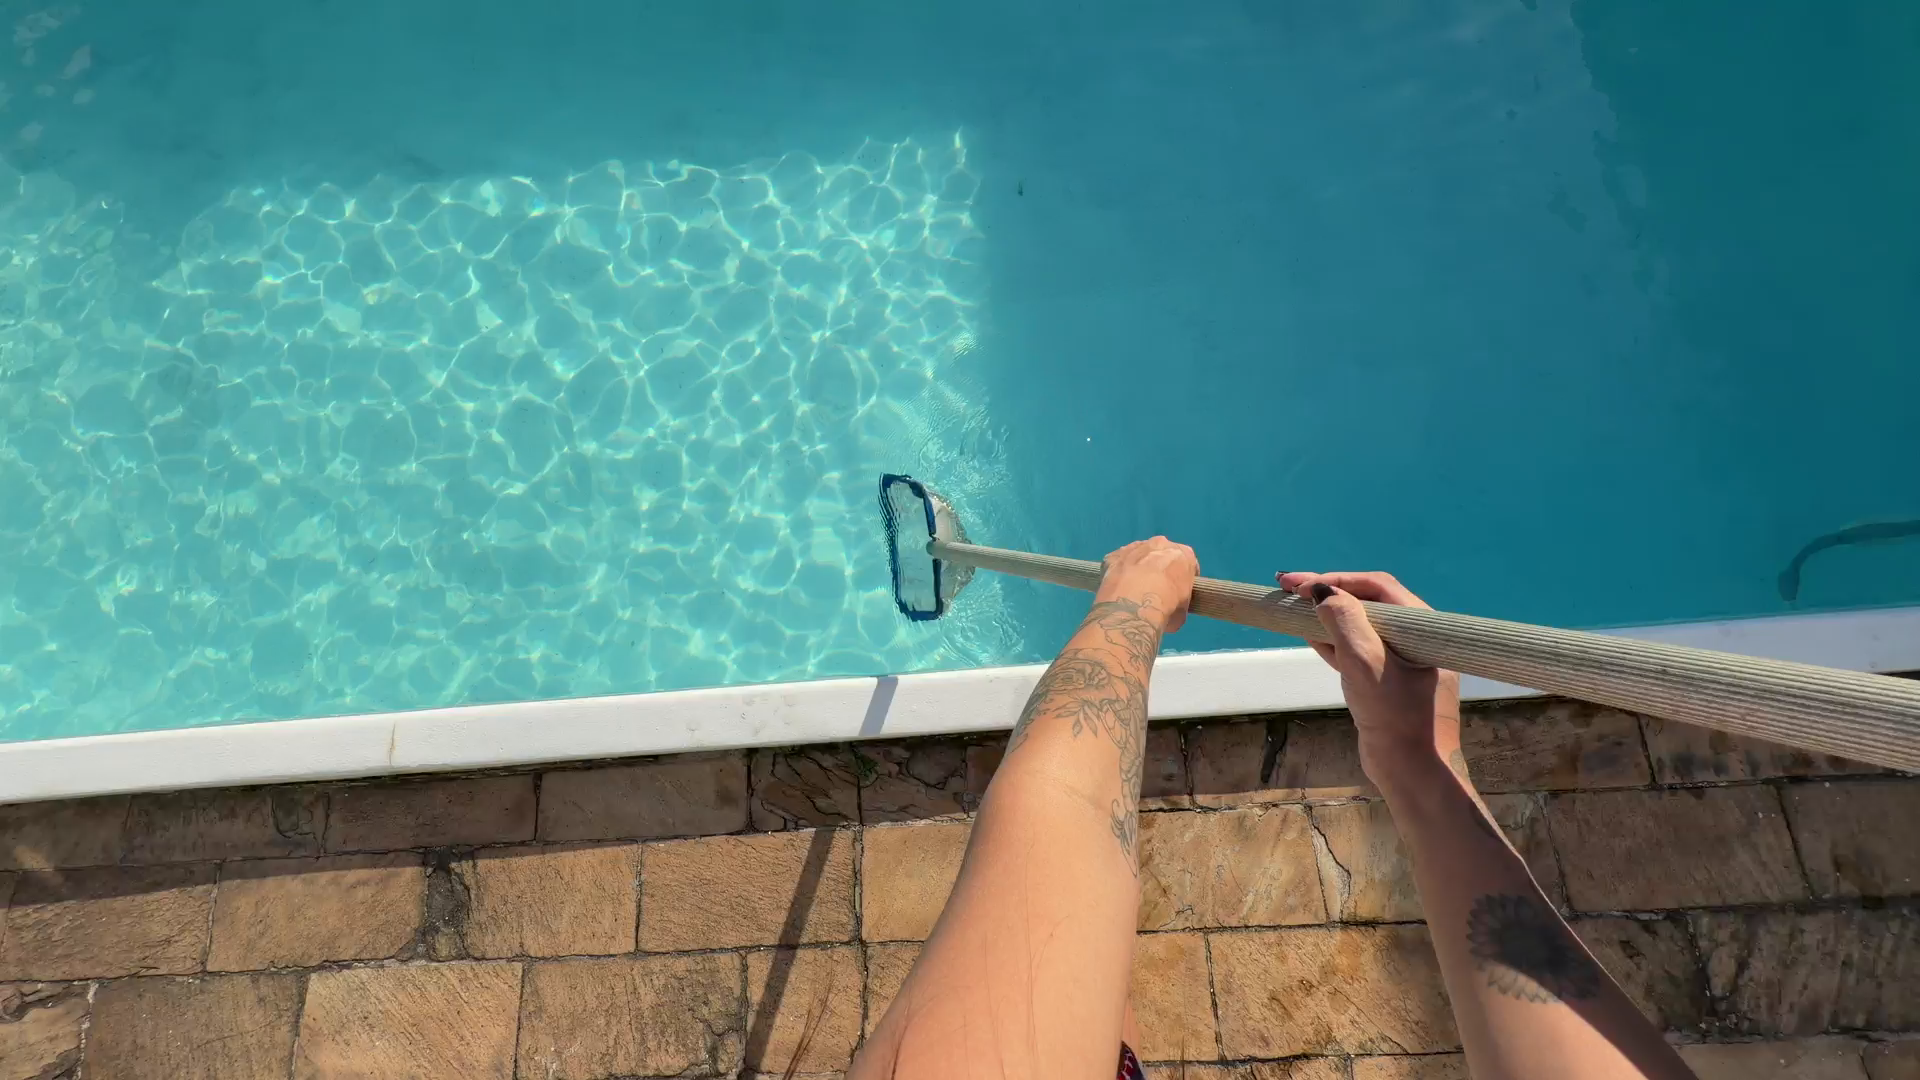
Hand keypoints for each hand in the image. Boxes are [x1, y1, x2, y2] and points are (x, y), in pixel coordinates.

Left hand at [1097, 537, 1197, 631]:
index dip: (1182, 577)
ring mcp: (1133, 547)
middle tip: (1154, 589)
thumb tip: (1169, 611)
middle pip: (1161, 554)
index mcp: (1183, 555)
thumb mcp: (1182, 611)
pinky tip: (1117, 588)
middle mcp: (1159, 544)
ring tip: (1132, 590)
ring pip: (1138, 555)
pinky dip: (1118, 571)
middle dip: (1158, 568)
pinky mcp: (1112, 555)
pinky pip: (1118, 562)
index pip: (1186, 563)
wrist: (1133, 605)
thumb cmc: (1166, 607)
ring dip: (1137, 568)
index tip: (1177, 590)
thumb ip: (1178, 603)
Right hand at [1276, 571, 1461, 784]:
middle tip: (1288, 588)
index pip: (1375, 587)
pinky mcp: (1385, 677)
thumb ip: (1343, 621)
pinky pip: (1355, 647)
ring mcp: (1400, 658)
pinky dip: (1330, 638)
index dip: (1335, 580)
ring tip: (1292, 607)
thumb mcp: (1363, 662)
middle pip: (1365, 601)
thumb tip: (1322, 591)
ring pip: (1357, 624)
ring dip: (1324, 614)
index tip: (1299, 585)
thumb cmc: (1391, 712)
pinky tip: (1307, 633)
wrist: (1409, 767)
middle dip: (1326, 593)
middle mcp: (1413, 637)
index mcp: (1420, 627)